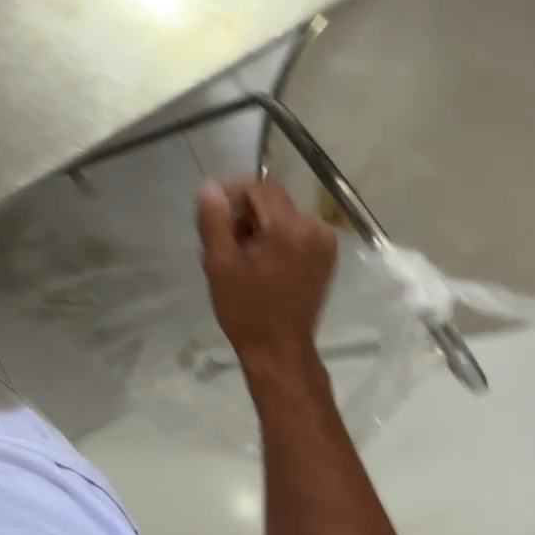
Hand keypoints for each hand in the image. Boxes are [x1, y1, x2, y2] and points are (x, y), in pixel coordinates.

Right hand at [195, 178, 337, 369]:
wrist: (278, 347)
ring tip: (239, 259)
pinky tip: (259, 265)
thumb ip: (214, 222)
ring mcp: (324, 243)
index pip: (260, 187)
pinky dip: (273, 240)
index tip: (210, 211)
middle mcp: (314, 229)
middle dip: (243, 215)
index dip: (232, 191)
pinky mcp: (325, 257)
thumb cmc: (245, 308)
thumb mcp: (220, 264)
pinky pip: (294, 234)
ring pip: (282, 218)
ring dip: (257, 228)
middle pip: (272, 202)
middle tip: (221, 244)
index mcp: (288, 228)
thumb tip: (209, 187)